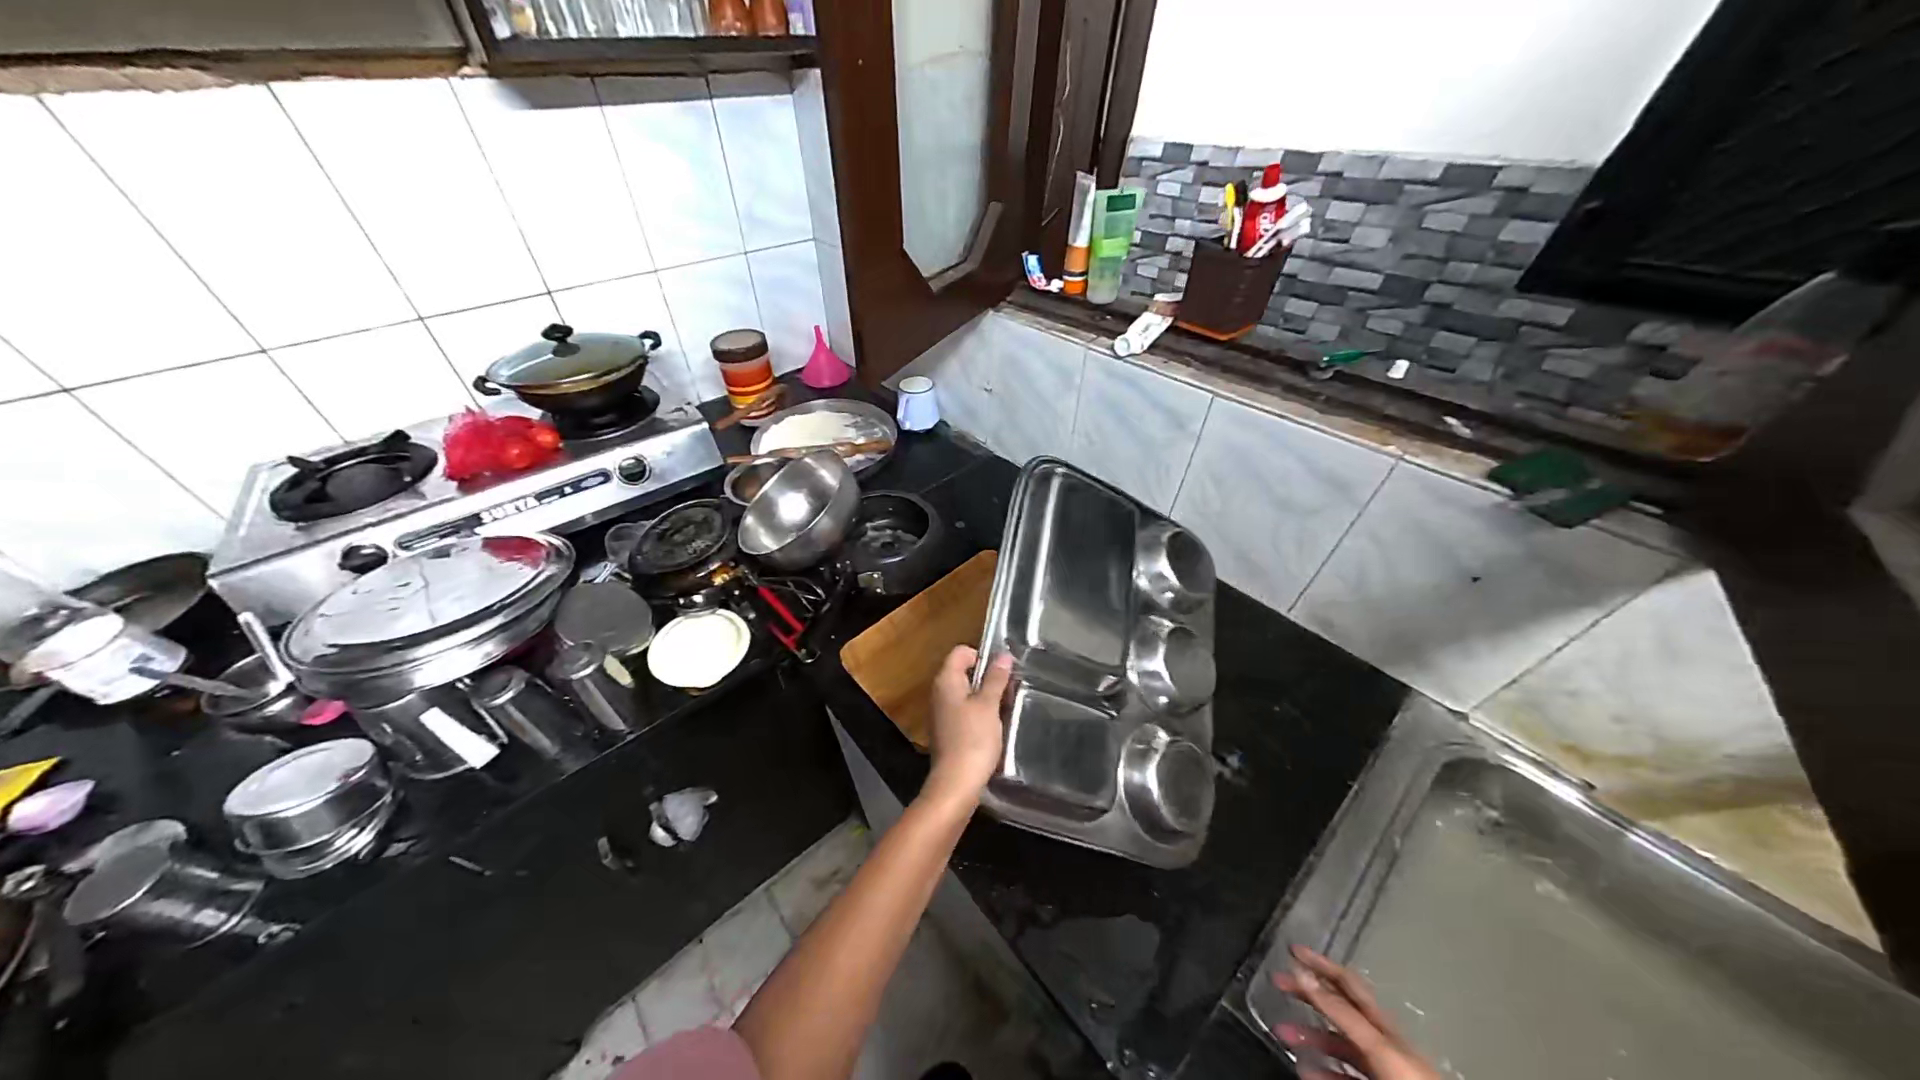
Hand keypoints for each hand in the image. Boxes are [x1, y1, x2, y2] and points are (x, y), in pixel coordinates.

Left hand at [923, 645, 1010, 801]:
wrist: (956, 783)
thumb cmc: (973, 739)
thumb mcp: (988, 705)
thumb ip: (996, 679)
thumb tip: (1003, 655)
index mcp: (946, 680)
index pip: (961, 652)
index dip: (982, 656)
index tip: (1002, 671)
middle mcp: (939, 692)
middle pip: (964, 671)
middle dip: (987, 677)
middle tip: (1010, 688)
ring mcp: (941, 712)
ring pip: (966, 693)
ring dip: (986, 696)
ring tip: (1005, 707)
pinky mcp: (948, 730)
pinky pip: (965, 711)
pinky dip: (979, 713)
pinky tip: (994, 726)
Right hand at [1272, 945, 1439, 1079]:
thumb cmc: (1410, 1078)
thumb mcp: (1376, 1044)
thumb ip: (1340, 1011)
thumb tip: (1303, 972)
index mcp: (1379, 1022)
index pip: (1345, 982)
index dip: (1320, 963)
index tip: (1292, 950)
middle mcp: (1376, 1038)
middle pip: (1336, 1008)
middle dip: (1306, 994)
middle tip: (1277, 983)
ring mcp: (1376, 1064)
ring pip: (1335, 1043)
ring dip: (1307, 1034)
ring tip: (1282, 1032)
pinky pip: (1341, 1073)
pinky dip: (1321, 1068)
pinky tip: (1305, 1069)